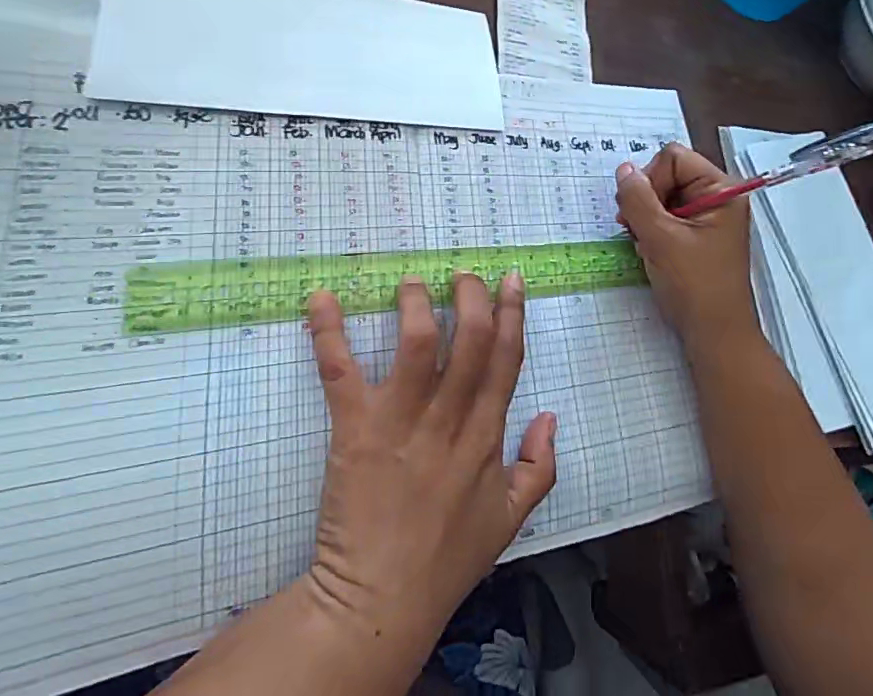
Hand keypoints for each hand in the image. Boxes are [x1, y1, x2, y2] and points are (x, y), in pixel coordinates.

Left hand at [302, 271, 556, 642]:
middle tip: (461, 273)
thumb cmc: (445, 558)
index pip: (507, 360)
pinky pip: (341, 370)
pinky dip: (329, 331)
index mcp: (486, 438)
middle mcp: (449, 422)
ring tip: (410, 282)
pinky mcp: (355, 429)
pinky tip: (322, 300)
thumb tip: (549, 414)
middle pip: (471, 340)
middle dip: (470, 296)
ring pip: (417, 345)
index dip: (511, 313)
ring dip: (415, 304)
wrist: (381, 599)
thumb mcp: (509, 519)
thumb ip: (540, 467)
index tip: (509, 279)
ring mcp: (401, 422)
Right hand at [614, 144, 757, 344]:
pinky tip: (648, 249)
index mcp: (721, 190)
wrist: (713, 333)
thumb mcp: (660, 237)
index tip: (642, 211)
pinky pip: (664, 216)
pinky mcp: (695, 235)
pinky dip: (650, 229)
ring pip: (660, 196)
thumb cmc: (694, 285)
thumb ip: (637, 199)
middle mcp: (716, 198)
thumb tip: (623, 170)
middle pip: (666, 174)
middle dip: (644, 199)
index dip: (650, 179)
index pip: (673, 158)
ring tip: (644, 243)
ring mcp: (706, 217)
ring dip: (644, 216)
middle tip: (634, 228)